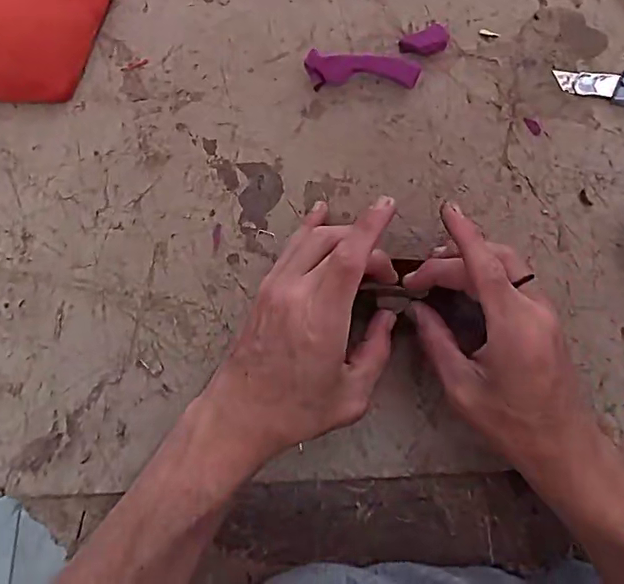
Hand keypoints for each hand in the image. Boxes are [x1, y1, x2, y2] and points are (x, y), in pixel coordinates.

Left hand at [194, 198, 400, 470]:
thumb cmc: (294, 411)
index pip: (348, 256)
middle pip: (336, 241)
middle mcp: (295, 293)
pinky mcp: (265, 289)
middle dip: (368, 245)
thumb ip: (378, 351)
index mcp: (320, 317)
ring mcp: (276, 287)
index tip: (387, 206)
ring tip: (365, 250)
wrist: (236, 417)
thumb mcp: (351, 395)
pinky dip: (311, 227)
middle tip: (384, 271)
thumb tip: (387, 317)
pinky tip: (321, 213)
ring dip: (344, 234)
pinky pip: (292, 246)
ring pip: (314, 237)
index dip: (370, 226)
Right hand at [404, 203, 609, 484]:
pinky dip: (491, 273)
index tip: (448, 210)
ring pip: (510, 266)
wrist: (564, 443)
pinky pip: (517, 281)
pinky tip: (469, 286)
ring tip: (441, 271)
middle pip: (496, 260)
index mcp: (514, 323)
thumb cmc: (512, 425)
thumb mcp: (464, 390)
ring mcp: (545, 310)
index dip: (464, 234)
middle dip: (459, 253)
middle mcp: (534, 307)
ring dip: (477, 259)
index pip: (485, 264)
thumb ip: (438, 344)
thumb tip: (419, 310)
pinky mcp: (547, 316)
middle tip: (424, 270)